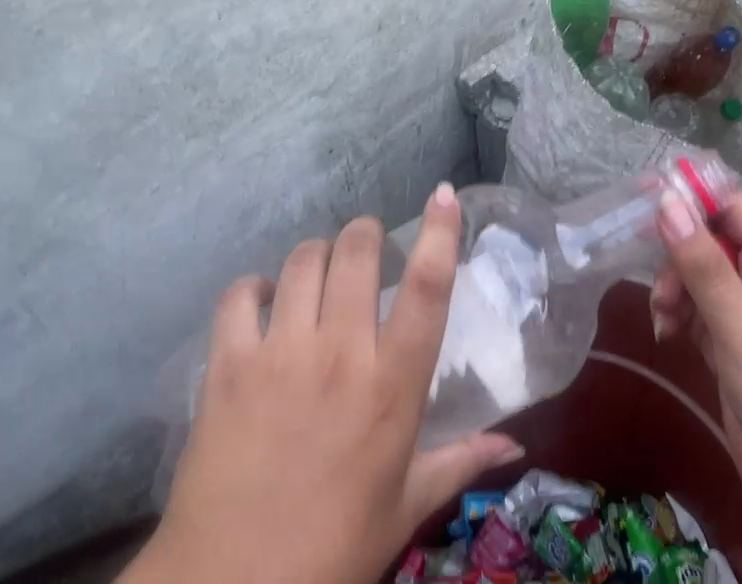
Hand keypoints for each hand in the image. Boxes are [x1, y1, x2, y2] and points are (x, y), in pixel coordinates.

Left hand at [122, 184, 522, 583]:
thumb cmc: (334, 546)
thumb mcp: (406, 506)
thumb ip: (461, 461)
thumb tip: (514, 444)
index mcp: (393, 386)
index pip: (426, 290)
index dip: (439, 233)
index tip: (442, 195)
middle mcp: (340, 354)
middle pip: (355, 254)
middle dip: (364, 234)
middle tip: (367, 243)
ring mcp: (280, 354)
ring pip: (300, 264)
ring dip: (316, 256)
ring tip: (319, 272)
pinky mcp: (228, 366)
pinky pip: (239, 296)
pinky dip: (254, 287)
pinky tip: (263, 301)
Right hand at [650, 193, 741, 583]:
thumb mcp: (740, 326)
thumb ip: (701, 263)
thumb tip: (666, 200)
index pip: (735, 208)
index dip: (693, 195)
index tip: (644, 191)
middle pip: (711, 242)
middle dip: (678, 255)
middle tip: (655, 283)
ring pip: (699, 279)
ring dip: (673, 290)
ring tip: (663, 321)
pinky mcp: (733, 349)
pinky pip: (697, 313)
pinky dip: (677, 317)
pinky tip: (666, 336)